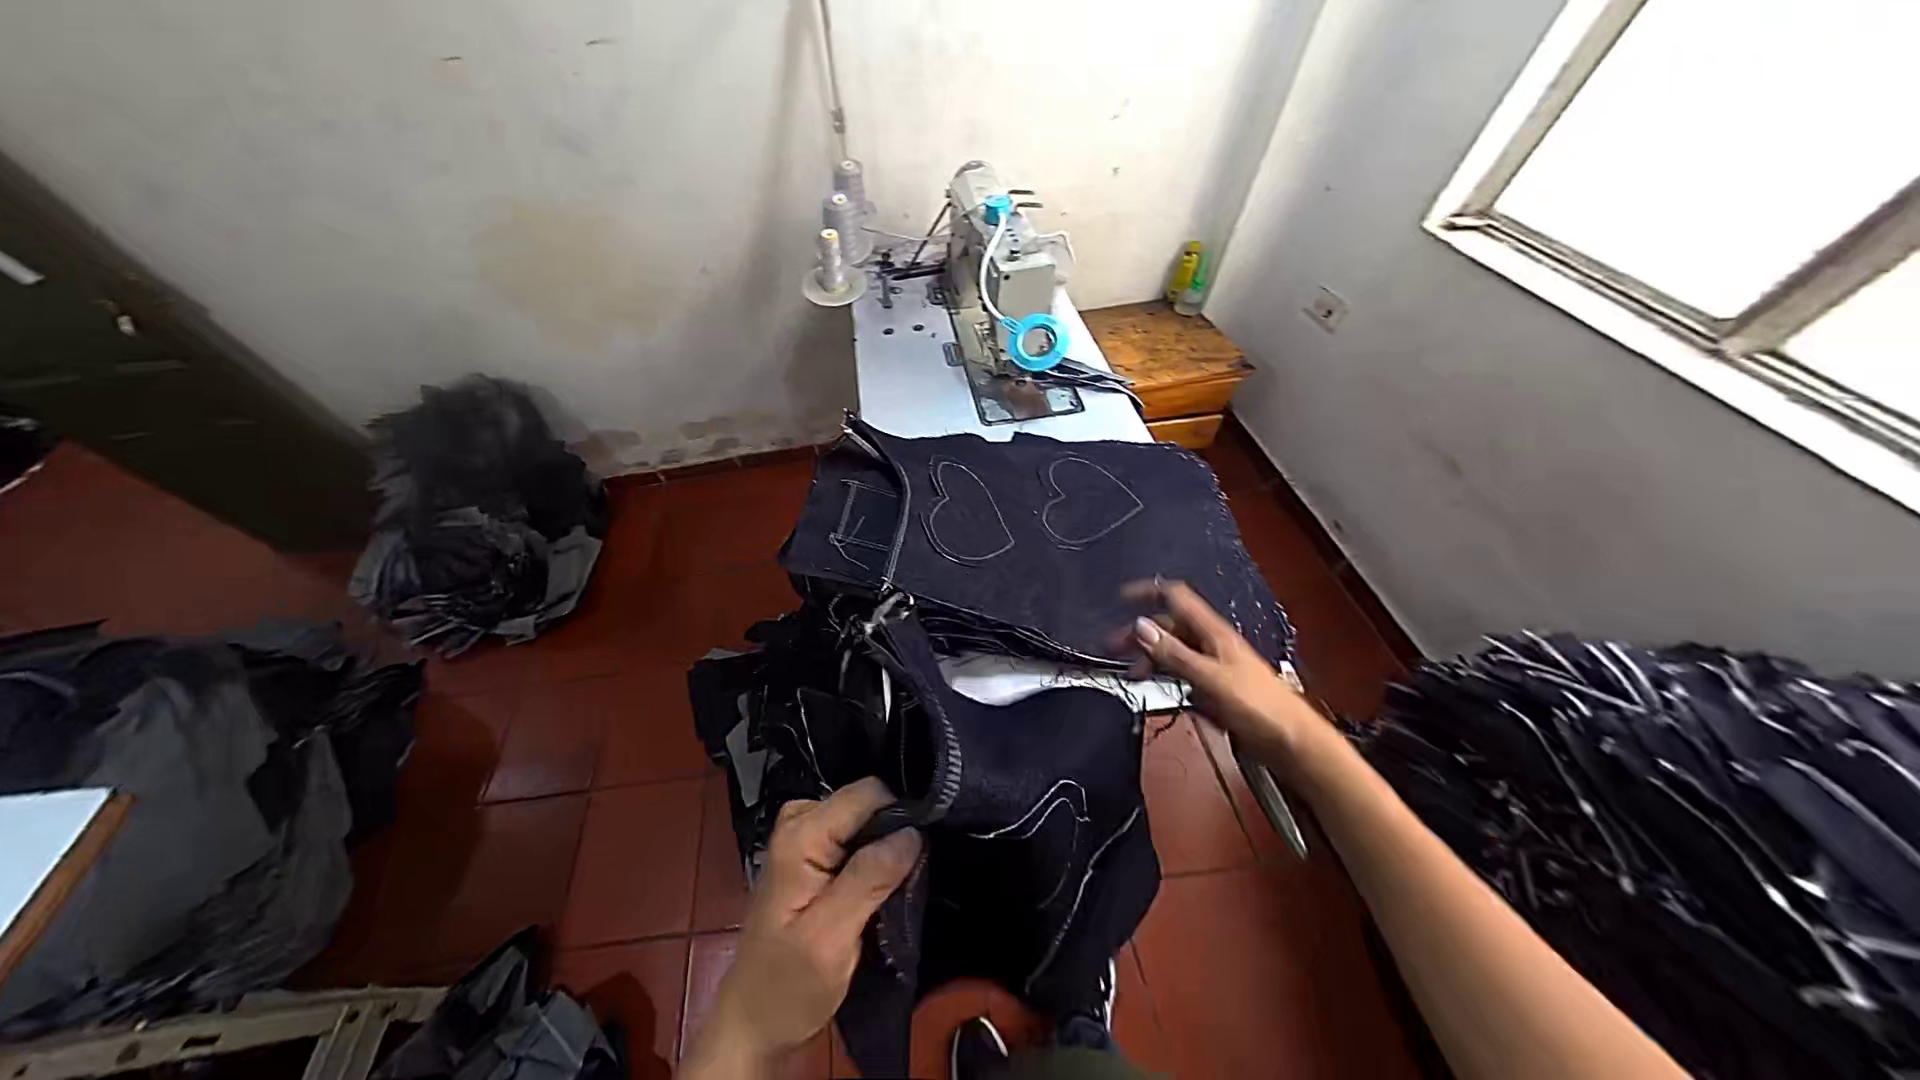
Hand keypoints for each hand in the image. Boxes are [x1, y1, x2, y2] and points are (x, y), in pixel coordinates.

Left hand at [679, 777, 922, 1078]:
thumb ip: (868, 880)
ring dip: (885, 846)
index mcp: (800, 834)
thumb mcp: (829, 940)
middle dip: (892, 832)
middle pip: (868, 801)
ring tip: (892, 886)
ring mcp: (805, 833)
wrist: (757, 1020)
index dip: (898, 818)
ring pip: (866, 817)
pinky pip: (858, 834)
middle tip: (901, 880)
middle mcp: (800, 820)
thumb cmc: (787, 986)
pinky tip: (878, 884)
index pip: (868, 794)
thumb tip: (912, 833)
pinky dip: (874, 854)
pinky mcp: (815, 850)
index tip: (915, 858)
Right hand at [1124, 579, 1329, 768]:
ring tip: (1133, 671)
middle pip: (1170, 626)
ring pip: (1174, 650)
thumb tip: (1143, 627)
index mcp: (1213, 633)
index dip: (1149, 591)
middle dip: (1142, 633)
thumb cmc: (1263, 708)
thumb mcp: (1210, 678)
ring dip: (1152, 657)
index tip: (1124, 595)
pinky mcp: (1215, 685)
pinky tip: (1158, 685)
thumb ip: (1174, 653)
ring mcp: (1213, 663)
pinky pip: (1182, 671)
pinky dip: (1165, 674)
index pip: (1176, 597)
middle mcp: (1212, 643)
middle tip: (1117, 646)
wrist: (1291, 741)